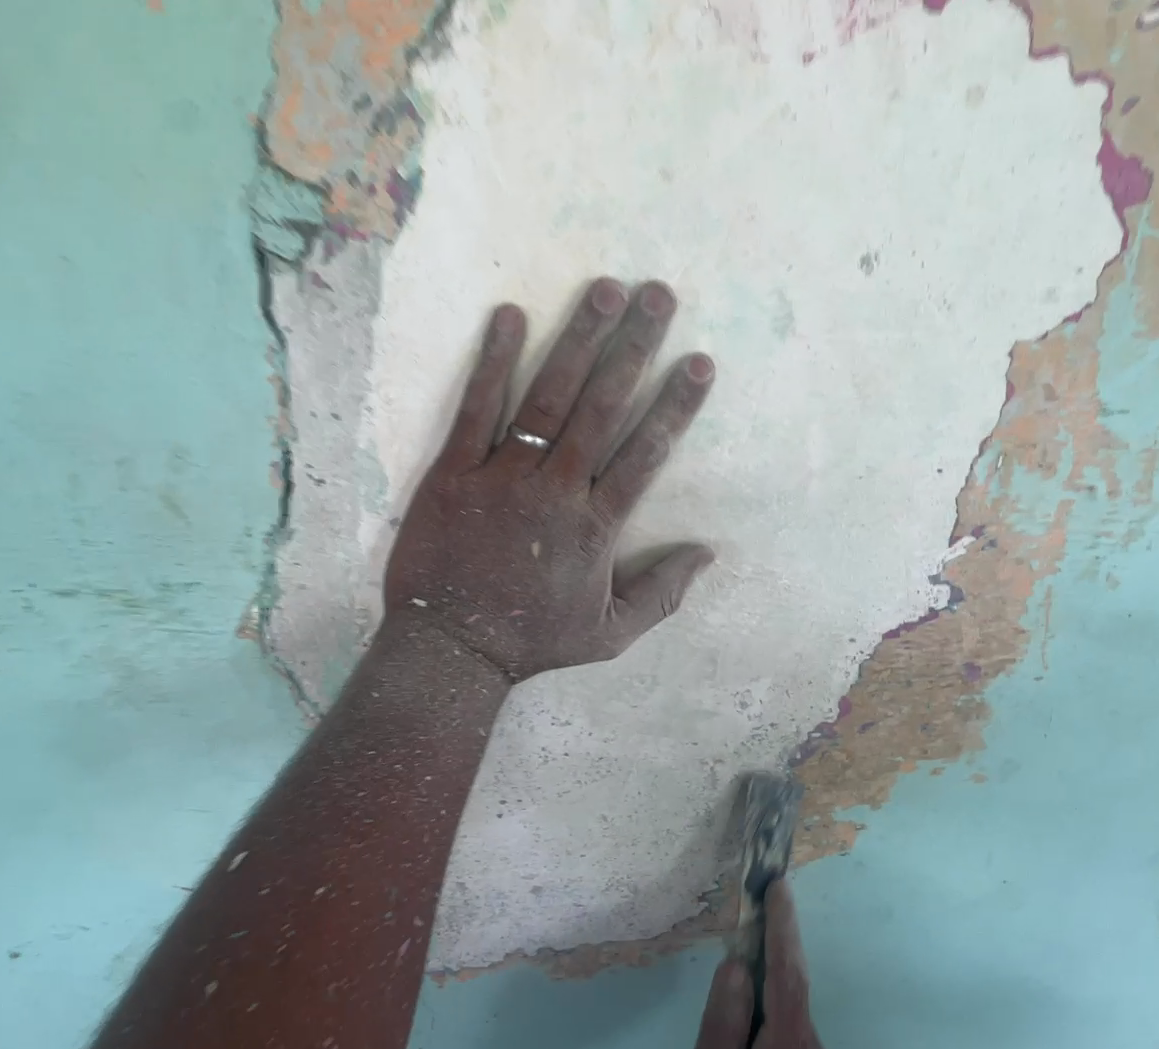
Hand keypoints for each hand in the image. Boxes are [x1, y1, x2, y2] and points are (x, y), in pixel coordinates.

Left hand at [381, 277, 716, 683]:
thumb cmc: (531, 641)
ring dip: (577, 340)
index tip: (699, 362)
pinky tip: (509, 316)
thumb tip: (709, 554)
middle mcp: (555, 491)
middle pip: (602, 408)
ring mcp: (502, 477)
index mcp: (595, 527)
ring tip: (603, 289)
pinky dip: (493, 362)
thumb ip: (662, 594)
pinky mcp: (453, 472)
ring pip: (547, 397)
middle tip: (658, 295)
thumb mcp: (609, 634)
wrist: (449, 648)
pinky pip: (476, 409)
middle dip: (634, 348)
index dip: (675, 406)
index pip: (645, 453)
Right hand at [683, 880, 834, 1048]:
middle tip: (762, 895)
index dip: (783, 927)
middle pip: (792, 990)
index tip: (779, 886)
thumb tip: (735, 966)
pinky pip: (787, 1027)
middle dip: (777, 942)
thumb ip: (721, 1026)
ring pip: (789, 1009)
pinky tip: (750, 994)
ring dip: (769, 974)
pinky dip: (770, 1002)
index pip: (788, 975)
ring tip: (747, 936)